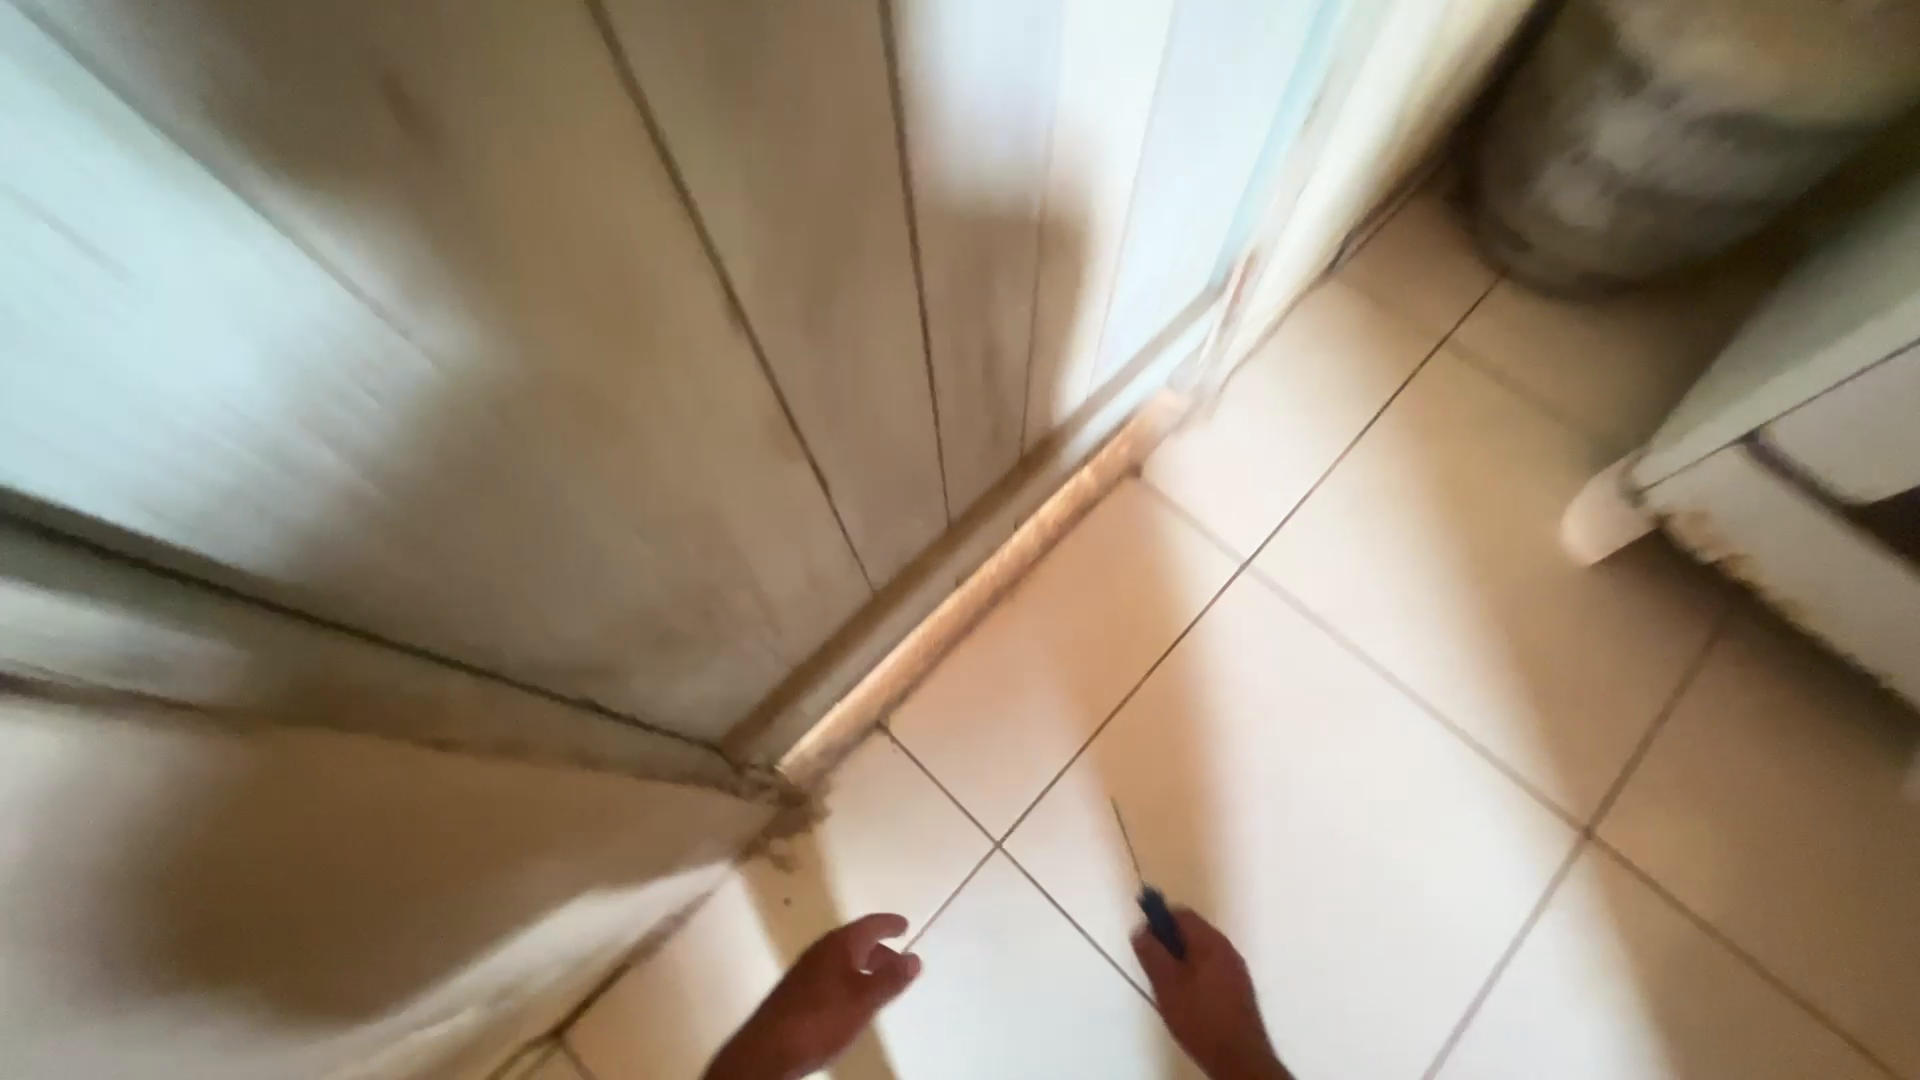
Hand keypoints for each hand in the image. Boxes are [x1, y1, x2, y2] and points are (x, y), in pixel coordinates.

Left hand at [703, 913, 921, 1079]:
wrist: (766, 1051)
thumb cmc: (820, 1020)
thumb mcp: (863, 1001)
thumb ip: (890, 980)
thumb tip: (915, 957)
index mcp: (839, 944)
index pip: (869, 925)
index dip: (889, 924)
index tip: (905, 925)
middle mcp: (821, 950)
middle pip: (856, 942)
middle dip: (879, 950)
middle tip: (899, 963)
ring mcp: (805, 970)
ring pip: (842, 960)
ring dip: (864, 967)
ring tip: (879, 985)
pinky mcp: (795, 992)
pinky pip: (831, 974)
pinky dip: (848, 979)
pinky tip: (850, 1002)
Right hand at [1133, 908, 1291, 1079]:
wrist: (1240, 1060)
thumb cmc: (1199, 1018)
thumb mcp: (1166, 984)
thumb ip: (1151, 952)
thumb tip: (1140, 929)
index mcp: (1210, 941)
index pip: (1180, 913)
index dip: (1159, 920)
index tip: (1146, 941)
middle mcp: (1227, 948)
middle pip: (1192, 930)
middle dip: (1170, 943)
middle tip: (1155, 966)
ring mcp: (1237, 969)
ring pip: (1202, 951)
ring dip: (1182, 960)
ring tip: (1169, 986)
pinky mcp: (1241, 989)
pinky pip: (1213, 968)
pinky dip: (1196, 973)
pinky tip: (1189, 999)